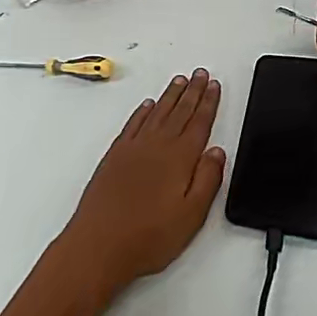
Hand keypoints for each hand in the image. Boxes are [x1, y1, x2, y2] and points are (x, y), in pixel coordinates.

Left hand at [59, 70, 225, 293]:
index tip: (214, 85)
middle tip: (200, 73)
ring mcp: (133, 148)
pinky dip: (143, 111)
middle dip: (192, 91)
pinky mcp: (115, 155)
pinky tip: (149, 106)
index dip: (208, 102)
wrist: (99, 242)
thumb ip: (207, 180)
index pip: (199, 123)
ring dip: (170, 95)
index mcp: (178, 159)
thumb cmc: (147, 236)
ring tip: (180, 80)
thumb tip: (217, 152)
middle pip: (180, 111)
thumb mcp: (191, 215)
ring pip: (157, 112)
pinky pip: (134, 123)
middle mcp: (156, 146)